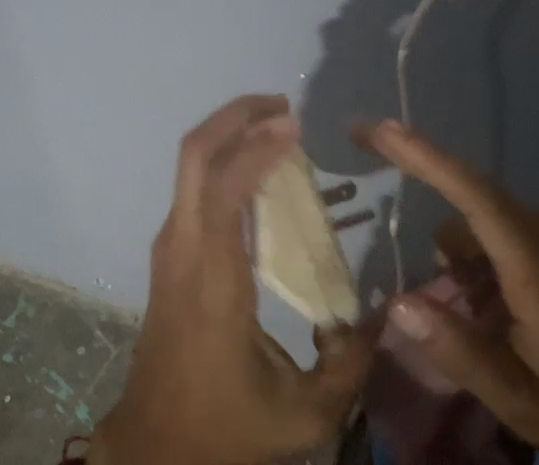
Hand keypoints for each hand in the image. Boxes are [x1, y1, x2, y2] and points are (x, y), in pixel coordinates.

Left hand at [90, 95, 372, 464]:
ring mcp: (170, 248)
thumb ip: (352, 363)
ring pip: (189, 166)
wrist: (154, 447)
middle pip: (193, 154)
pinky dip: (223, 164)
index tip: (296, 126)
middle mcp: (183, 247)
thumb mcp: (305, 412)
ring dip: (229, 136)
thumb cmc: (226, 427)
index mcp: (213, 276)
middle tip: (283, 107)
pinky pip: (194, 190)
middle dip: (234, 116)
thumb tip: (385, 314)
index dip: (257, 145)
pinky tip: (261, 174)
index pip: (224, 185)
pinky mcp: (170, 257)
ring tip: (278, 130)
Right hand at [362, 119, 538, 451]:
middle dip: (417, 165)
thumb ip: (459, 353)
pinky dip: (469, 255)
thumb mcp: (518, 401)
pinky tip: (471, 302)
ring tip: (451, 307)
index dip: (426, 158)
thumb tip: (398, 304)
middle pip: (470, 190)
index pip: (476, 195)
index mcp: (537, 268)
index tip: (379, 130)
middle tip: (364, 151)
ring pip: (478, 216)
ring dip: (451, 248)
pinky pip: (496, 231)